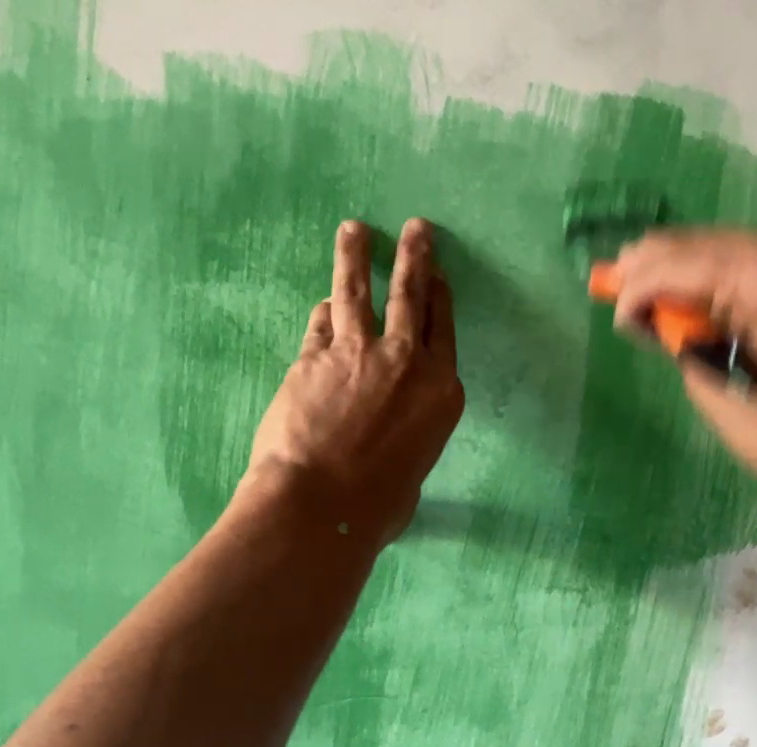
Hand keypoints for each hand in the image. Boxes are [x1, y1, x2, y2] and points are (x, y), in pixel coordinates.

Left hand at [239, 219, 462, 544]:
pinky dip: (323, 313)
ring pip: (359, 292)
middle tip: (416, 229)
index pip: (443, 329)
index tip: (438, 275)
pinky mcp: (313, 356)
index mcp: (441, 392)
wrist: (320, 503)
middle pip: (410, 296)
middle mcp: (406, 362)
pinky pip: (321, 324)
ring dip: (357, 256)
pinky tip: (322, 304)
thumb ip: (406, 438)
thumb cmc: (377, 506)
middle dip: (414, 257)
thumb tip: (388, 438)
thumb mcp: (411, 471)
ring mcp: (357, 353)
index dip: (440, 297)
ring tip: (354, 230)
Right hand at [611, 231, 756, 509]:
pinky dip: (734, 276)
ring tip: (649, 276)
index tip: (613, 307)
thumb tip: (649, 315)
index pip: (690, 264)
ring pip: (744, 250)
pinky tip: (704, 286)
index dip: (643, 283)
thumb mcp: (720, 392)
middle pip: (716, 245)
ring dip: (696, 266)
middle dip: (663, 262)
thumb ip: (682, 339)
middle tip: (617, 272)